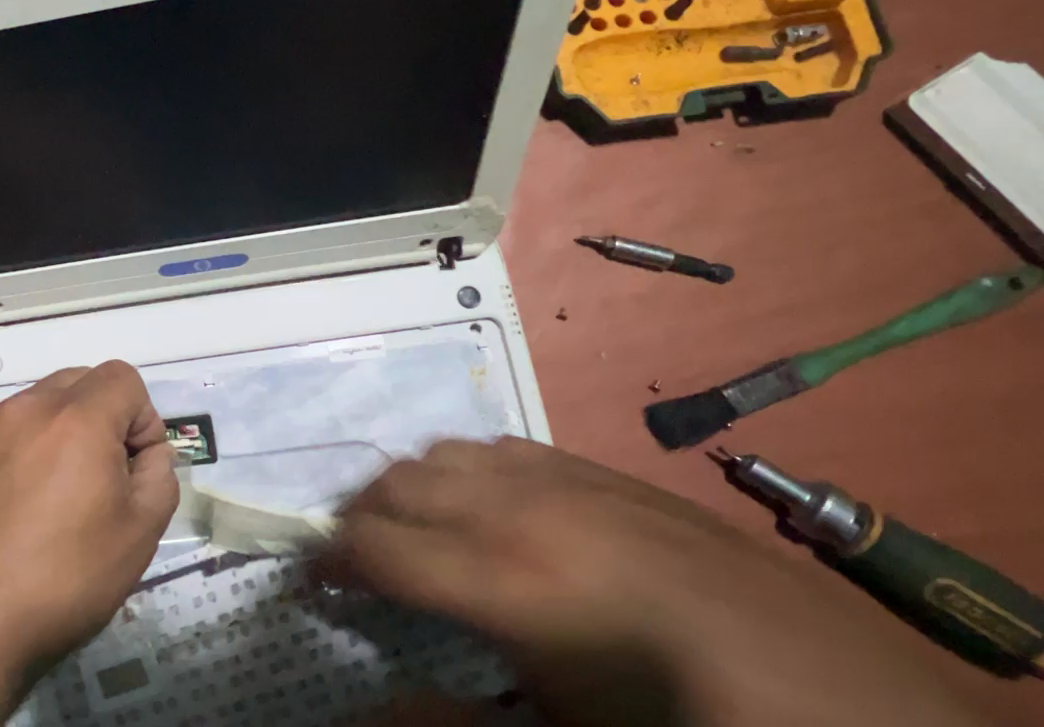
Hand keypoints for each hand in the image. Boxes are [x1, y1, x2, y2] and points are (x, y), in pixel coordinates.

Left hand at [0, 359, 179, 672]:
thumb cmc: (61, 581)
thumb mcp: (139, 535)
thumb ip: (159, 476)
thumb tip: (148, 453)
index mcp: (76, 418)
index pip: (123, 378)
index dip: (142, 418)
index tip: (134, 469)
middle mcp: (25, 408)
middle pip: (78, 381)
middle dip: (102, 417)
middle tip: (99, 480)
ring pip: (36, 405)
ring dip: (58, 433)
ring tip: (52, 499)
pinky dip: (18, 452)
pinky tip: (11, 510)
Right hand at [330, 438, 987, 726]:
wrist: (835, 693)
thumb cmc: (676, 719)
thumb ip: (447, 722)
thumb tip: (354, 716)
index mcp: (501, 578)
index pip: (374, 545)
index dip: (328, 562)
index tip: (311, 584)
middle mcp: (517, 506)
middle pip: (395, 484)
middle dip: (357, 518)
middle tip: (352, 563)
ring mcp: (560, 477)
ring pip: (441, 453)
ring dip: (408, 487)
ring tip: (411, 531)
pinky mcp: (599, 469)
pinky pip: (497, 446)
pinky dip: (464, 470)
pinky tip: (486, 508)